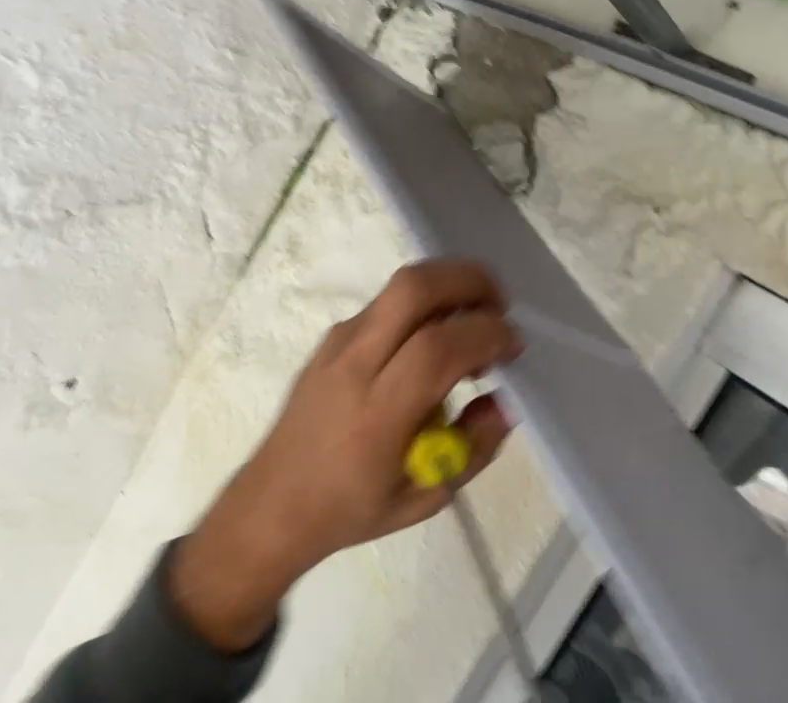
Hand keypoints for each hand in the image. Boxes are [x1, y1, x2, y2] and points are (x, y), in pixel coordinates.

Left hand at [170, 260, 522, 650]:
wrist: (273, 502)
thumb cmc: (351, 508)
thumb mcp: (426, 496)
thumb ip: (473, 448)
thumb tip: (503, 401)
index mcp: (378, 413)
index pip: (438, 348)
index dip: (486, 335)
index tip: (514, 347)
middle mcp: (354, 364)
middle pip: (413, 288)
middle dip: (469, 280)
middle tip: (499, 306)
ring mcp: (337, 344)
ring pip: (398, 287)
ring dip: (446, 289)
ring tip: (472, 325)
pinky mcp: (329, 338)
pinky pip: (383, 305)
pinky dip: (421, 306)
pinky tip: (434, 342)